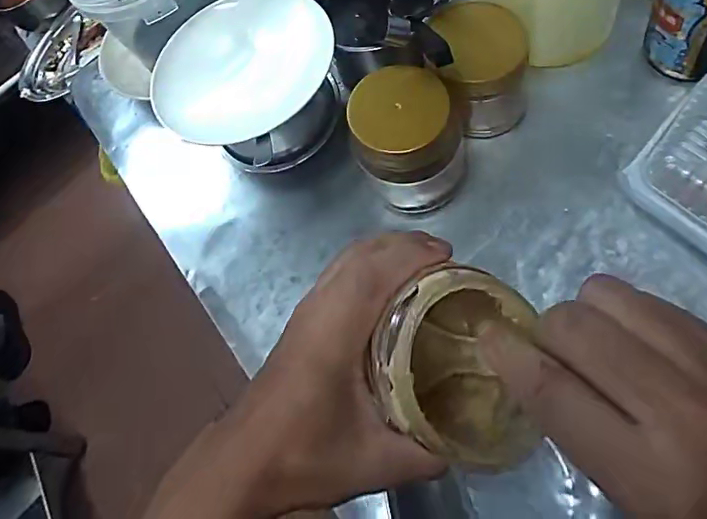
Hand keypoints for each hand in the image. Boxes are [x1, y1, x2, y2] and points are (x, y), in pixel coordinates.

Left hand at [145, 233, 451, 518]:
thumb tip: (460, 442)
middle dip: (404, 245)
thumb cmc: (304, 453)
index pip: (373, 272)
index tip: (447, 256)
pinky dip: (371, 261)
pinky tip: (389, 283)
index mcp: (334, 331)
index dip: (411, 255)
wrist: (246, 460)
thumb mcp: (371, 462)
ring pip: (349, 257)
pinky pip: (342, 269)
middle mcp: (319, 307)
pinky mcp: (304, 316)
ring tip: (423, 262)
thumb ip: (421, 453)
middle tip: (444, 257)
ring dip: (386, 249)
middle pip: (362, 253)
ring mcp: (308, 307)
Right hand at [482, 274, 706, 518]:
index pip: (553, 391)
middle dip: (548, 336)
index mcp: (662, 478)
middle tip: (554, 362)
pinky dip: (631, 316)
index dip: (507, 357)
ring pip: (610, 294)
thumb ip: (605, 461)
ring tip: (602, 352)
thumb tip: (553, 390)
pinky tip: (646, 350)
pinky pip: (657, 303)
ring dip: (588, 317)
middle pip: (574, 325)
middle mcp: (682, 404)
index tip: (485, 336)